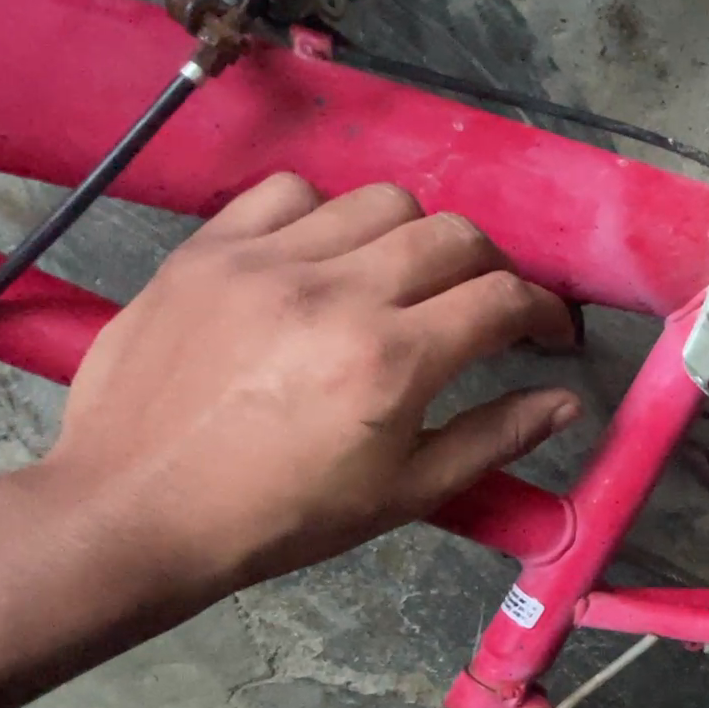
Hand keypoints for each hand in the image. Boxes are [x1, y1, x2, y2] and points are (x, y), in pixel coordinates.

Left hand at [47, 174, 579, 592]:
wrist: (138, 510)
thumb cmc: (292, 514)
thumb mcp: (413, 490)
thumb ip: (499, 437)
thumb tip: (569, 402)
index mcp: (392, 361)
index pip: (502, 300)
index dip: (547, 312)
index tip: (554, 335)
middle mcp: (337, 293)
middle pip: (454, 236)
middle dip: (496, 270)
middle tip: (494, 309)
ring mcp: (266, 261)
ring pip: (383, 203)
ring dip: (422, 240)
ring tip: (414, 283)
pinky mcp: (208, 249)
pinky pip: (292, 193)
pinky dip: (335, 217)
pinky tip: (333, 260)